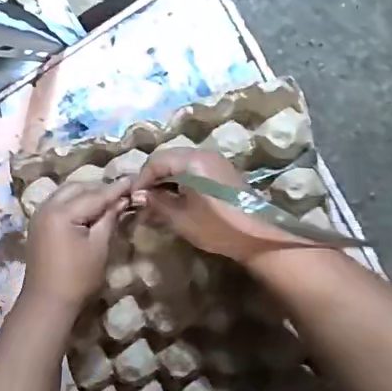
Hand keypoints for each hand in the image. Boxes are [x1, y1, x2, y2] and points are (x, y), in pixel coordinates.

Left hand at [24, 179, 130, 306]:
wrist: (47, 303)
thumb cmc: (78, 278)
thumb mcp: (99, 246)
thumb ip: (109, 218)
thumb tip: (121, 199)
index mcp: (61, 213)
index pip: (94, 195)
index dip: (115, 188)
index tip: (133, 179)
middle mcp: (46, 207)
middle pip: (77, 188)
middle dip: (99, 188)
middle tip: (121, 192)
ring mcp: (39, 215)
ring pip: (66, 193)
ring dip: (86, 193)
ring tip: (108, 199)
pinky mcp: (38, 224)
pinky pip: (59, 203)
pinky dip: (75, 202)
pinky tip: (89, 209)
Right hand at [135, 147, 296, 264]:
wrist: (258, 236)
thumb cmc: (217, 227)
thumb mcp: (181, 218)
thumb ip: (157, 202)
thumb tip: (140, 195)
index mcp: (193, 161)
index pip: (156, 160)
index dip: (141, 179)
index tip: (134, 198)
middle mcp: (204, 154)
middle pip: (169, 158)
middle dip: (153, 177)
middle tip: (144, 199)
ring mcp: (216, 161)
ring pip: (181, 163)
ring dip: (167, 179)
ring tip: (158, 201)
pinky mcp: (223, 171)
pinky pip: (195, 169)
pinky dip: (181, 180)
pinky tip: (177, 199)